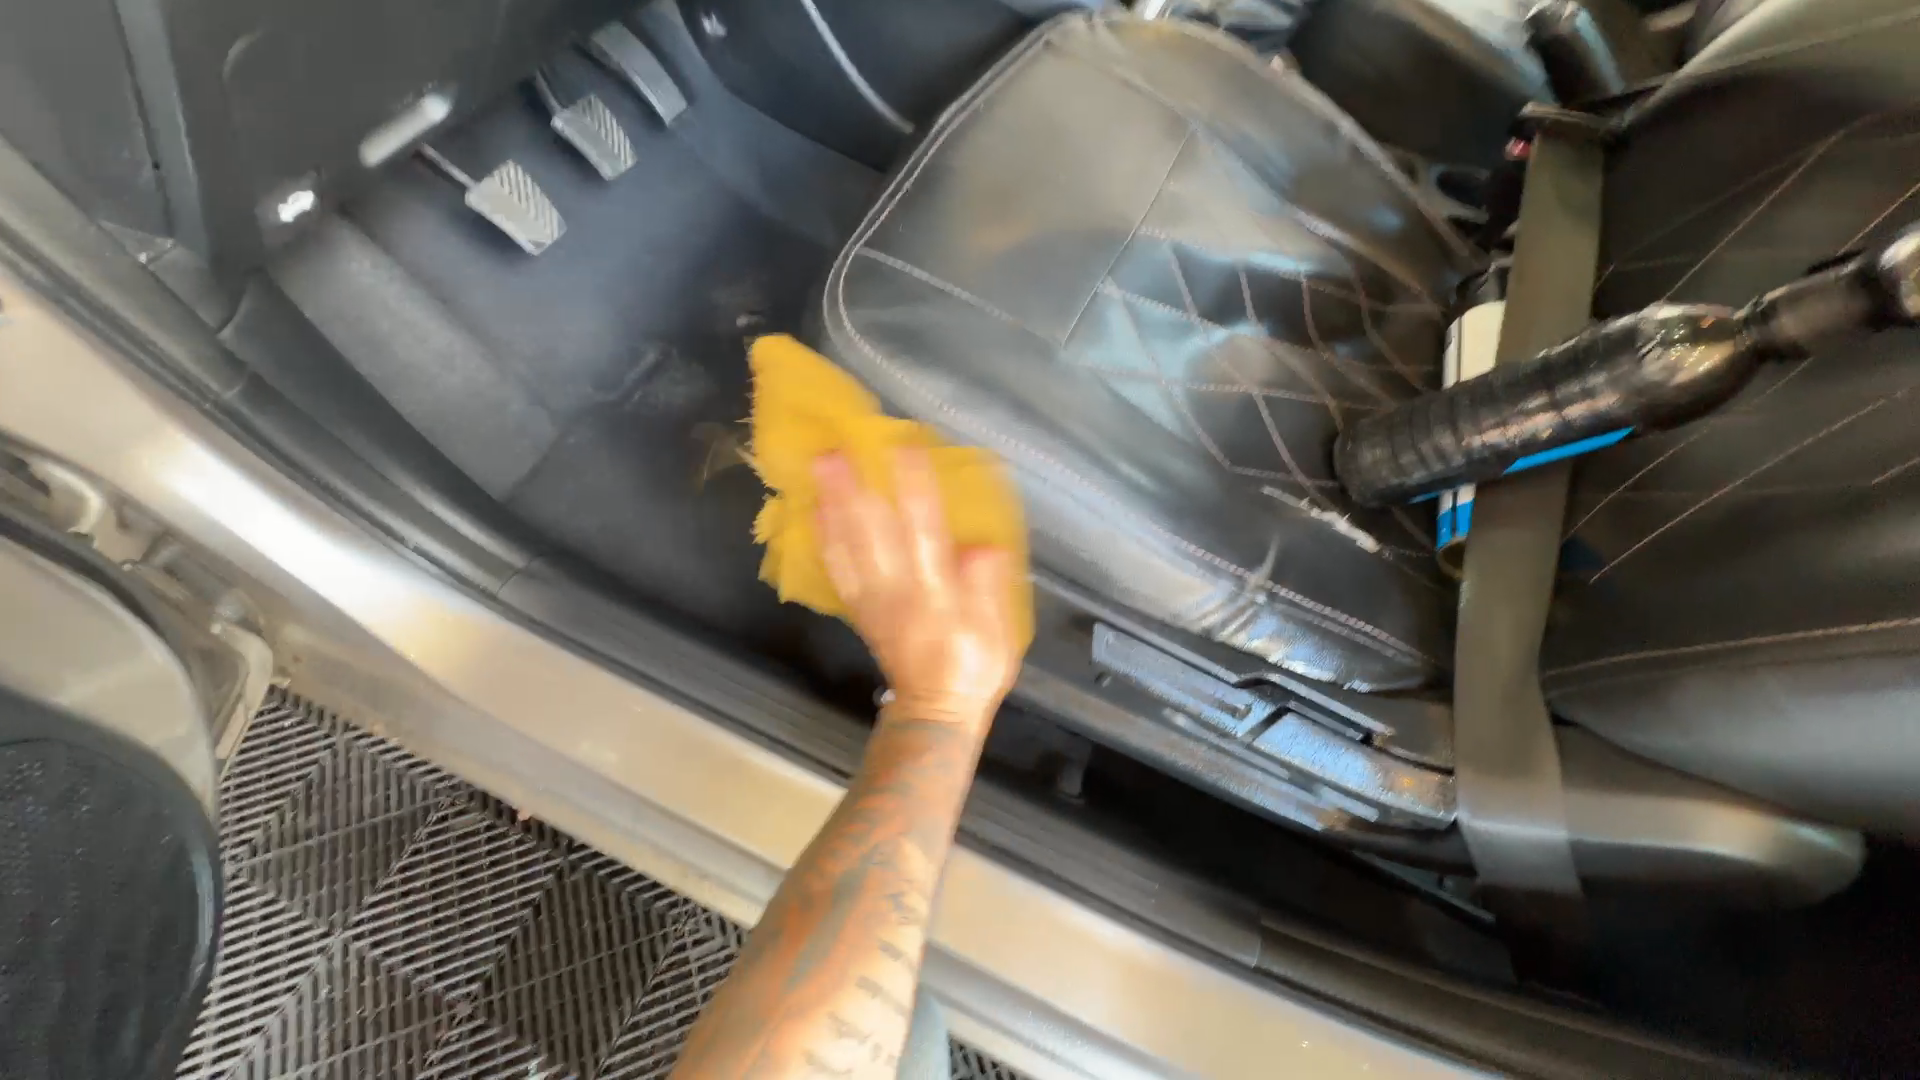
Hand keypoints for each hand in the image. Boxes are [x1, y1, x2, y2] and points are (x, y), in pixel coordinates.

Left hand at [813, 449, 1023, 728]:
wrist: (935, 711)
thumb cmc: (973, 667)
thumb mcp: (997, 633)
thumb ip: (988, 589)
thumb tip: (984, 547)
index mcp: (936, 593)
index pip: (925, 531)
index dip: (914, 489)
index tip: (905, 448)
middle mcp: (898, 591)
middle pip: (871, 534)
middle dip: (853, 491)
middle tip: (834, 450)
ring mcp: (873, 601)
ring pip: (848, 547)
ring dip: (832, 507)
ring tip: (818, 470)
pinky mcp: (860, 610)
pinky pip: (838, 570)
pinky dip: (825, 540)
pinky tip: (817, 514)